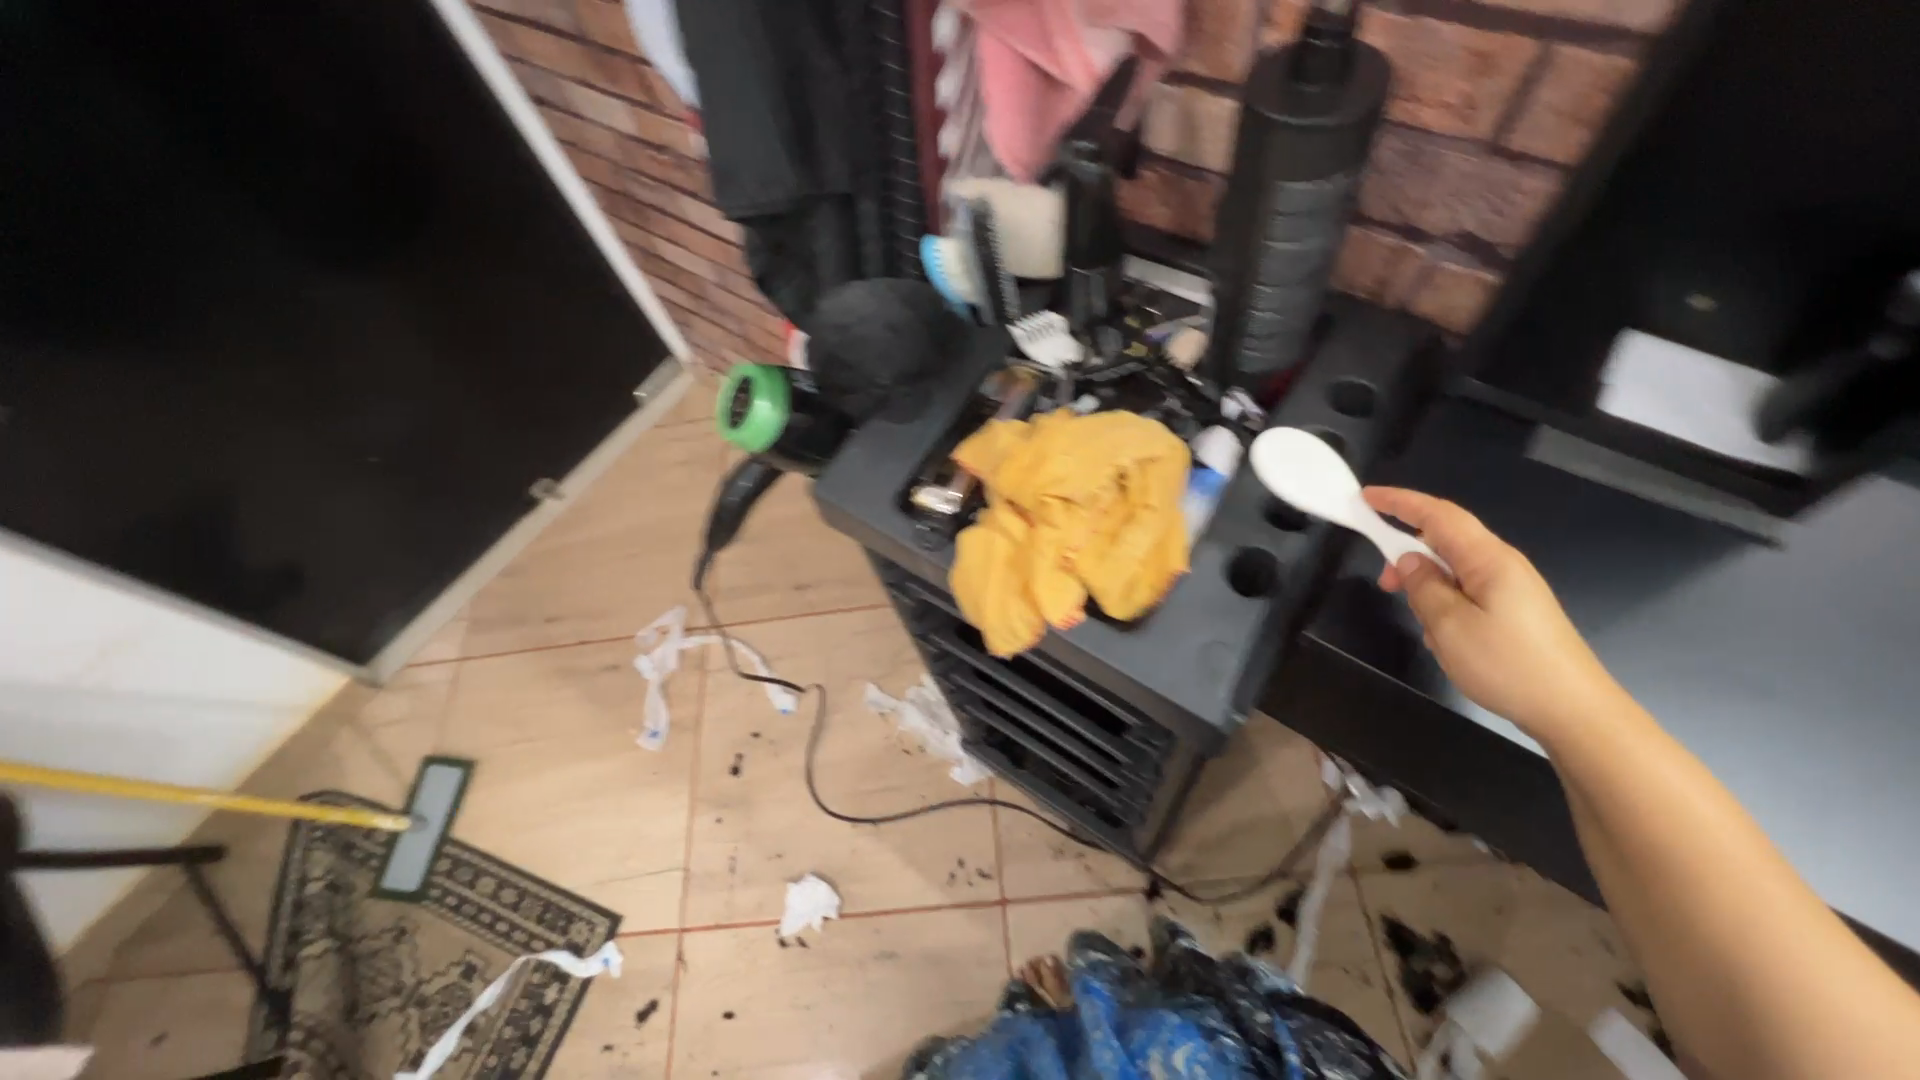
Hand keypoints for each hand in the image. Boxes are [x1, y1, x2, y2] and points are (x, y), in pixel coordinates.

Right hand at [1364, 486, 1621, 741]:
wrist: (1573, 709)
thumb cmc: (1507, 664)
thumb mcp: (1450, 626)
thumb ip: (1424, 587)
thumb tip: (1408, 561)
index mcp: (1488, 560)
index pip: (1438, 515)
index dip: (1399, 502)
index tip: (1365, 497)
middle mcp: (1503, 565)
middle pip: (1447, 538)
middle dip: (1407, 548)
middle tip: (1382, 581)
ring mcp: (1512, 588)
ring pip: (1455, 567)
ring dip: (1425, 581)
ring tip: (1412, 613)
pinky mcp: (1515, 611)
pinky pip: (1467, 590)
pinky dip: (1442, 600)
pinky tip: (1439, 633)